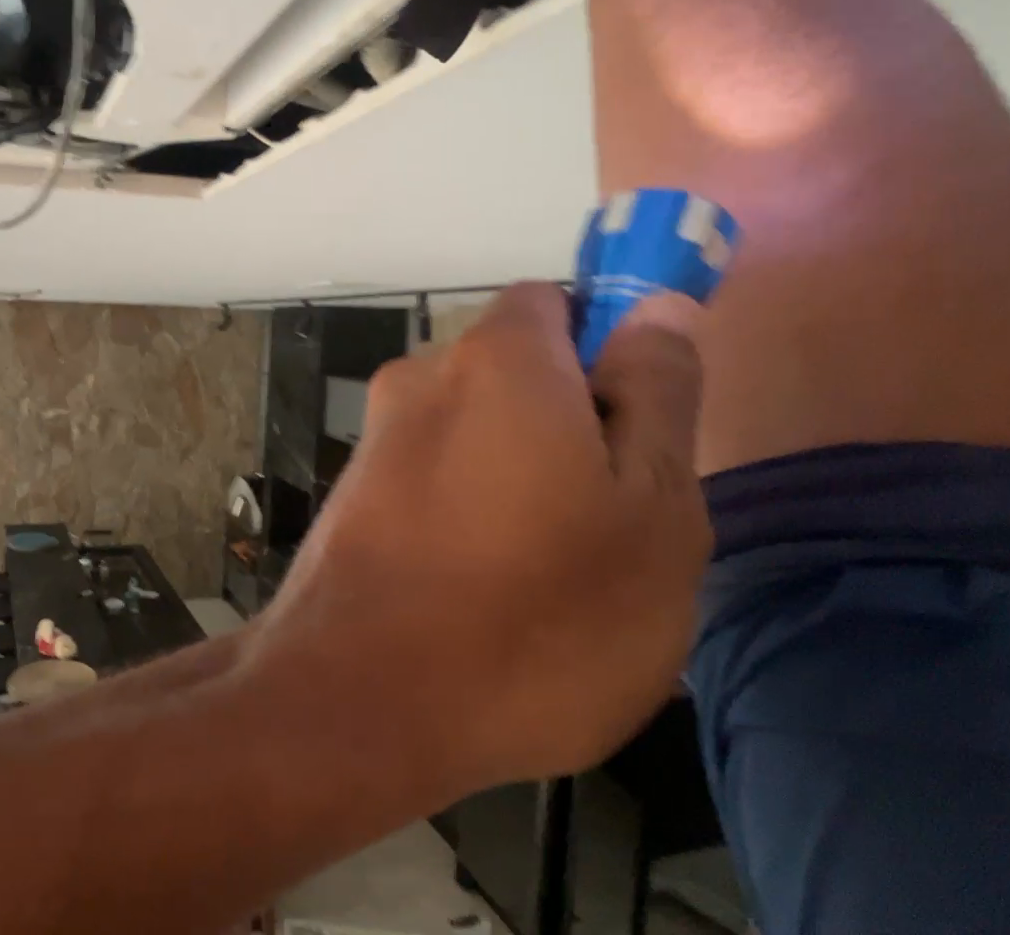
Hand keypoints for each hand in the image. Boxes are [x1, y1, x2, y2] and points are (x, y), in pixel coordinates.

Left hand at [248, 284, 709, 793]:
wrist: (357, 704)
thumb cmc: (536, 618)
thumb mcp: (652, 512)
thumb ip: (659, 396)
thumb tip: (654, 310)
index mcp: (498, 361)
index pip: (561, 304)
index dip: (611, 353)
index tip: (640, 434)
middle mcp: (421, 382)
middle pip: (520, 379)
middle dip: (573, 434)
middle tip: (610, 531)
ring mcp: (376, 446)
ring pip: (480, 444)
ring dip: (523, 491)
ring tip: (550, 585)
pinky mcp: (350, 503)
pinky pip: (435, 490)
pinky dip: (468, 525)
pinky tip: (486, 602)